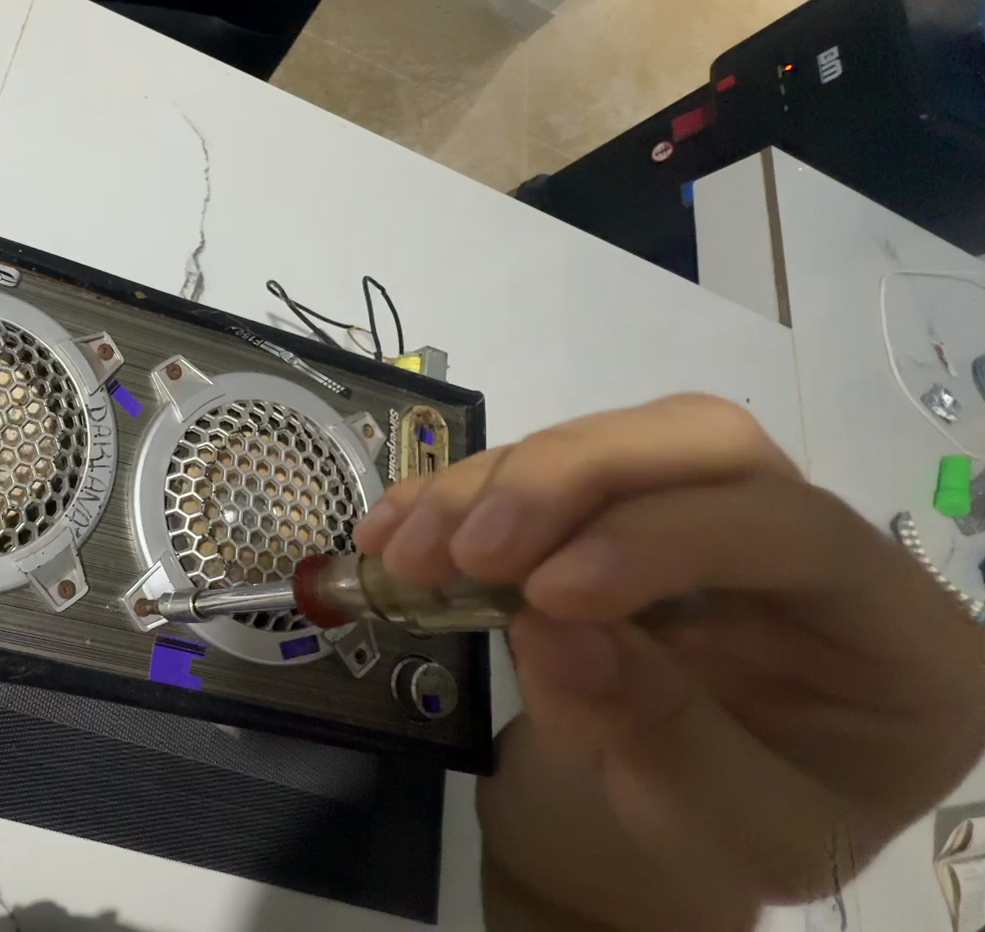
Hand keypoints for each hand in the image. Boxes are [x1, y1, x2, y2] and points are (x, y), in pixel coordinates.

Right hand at [354, 395, 984, 930]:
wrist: (646, 814)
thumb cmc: (710, 833)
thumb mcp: (723, 831)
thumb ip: (664, 738)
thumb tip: (550, 627)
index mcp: (885, 630)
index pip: (788, 528)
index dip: (654, 541)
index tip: (537, 596)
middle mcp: (792, 543)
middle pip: (693, 439)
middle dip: (562, 476)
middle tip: (469, 547)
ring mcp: (681, 511)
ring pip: (591, 441)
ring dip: (481, 488)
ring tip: (404, 555)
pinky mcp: (589, 511)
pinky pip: (517, 470)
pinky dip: (443, 493)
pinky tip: (387, 533)